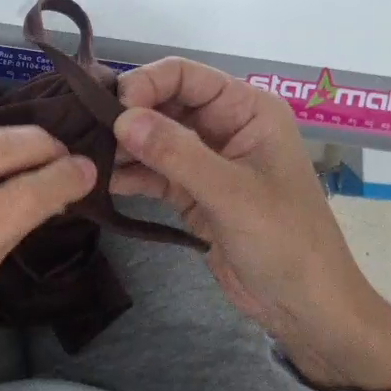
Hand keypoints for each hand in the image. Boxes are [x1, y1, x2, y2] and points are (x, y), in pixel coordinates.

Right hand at [111, 58, 390, 390]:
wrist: (309, 314)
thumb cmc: (288, 245)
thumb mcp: (233, 195)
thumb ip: (177, 153)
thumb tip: (121, 118)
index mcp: (247, 110)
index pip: (185, 75)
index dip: (146, 84)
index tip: (112, 110)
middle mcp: (224, 125)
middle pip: (162, 102)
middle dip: (125, 114)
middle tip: (83, 131)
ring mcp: (206, 159)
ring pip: (152, 136)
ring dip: (120, 145)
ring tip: (81, 155)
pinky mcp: (191, 191)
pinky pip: (151, 171)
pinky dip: (126, 174)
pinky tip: (95, 181)